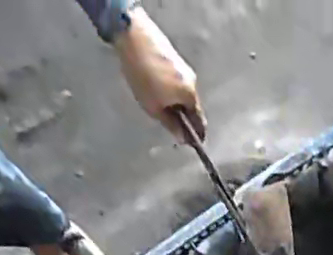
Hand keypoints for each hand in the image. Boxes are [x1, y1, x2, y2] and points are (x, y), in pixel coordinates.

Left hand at [115, 8, 206, 141]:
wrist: (132, 34)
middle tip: (170, 121)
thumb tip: (183, 139)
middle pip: (192, 107)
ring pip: (183, 92)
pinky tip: (156, 84)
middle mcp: (193, 83)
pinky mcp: (174, 57)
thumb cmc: (143, 75)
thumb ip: (171, 125)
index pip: (200, 123)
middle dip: (184, 115)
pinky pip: (176, 79)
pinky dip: (170, 87)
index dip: (195, 135)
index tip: (189, 142)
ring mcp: (184, 68)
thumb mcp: (153, 107)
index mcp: (191, 97)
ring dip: (176, 100)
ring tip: (159, 100)